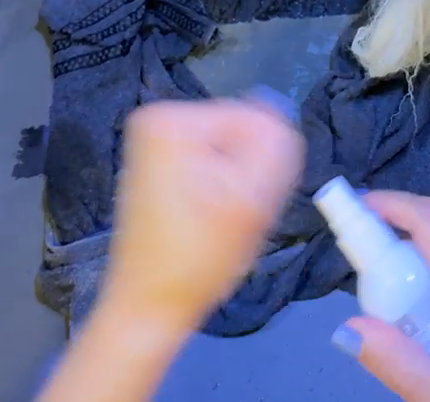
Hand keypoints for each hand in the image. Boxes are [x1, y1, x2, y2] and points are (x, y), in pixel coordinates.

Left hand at [96, 94, 305, 337]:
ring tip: (224, 222)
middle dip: (250, 171)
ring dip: (240, 183)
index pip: (256, 119)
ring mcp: (157, 142)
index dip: (264, 163)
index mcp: (173, 119)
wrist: (148, 311)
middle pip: (242, 130)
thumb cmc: (197, 259)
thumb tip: (280, 121)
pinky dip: (223, 189)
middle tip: (238, 217)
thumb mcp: (251, 199)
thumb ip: (277, 145)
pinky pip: (216, 162)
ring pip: (233, 148)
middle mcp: (159, 118)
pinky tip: (213, 220)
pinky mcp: (161, 164)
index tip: (249, 203)